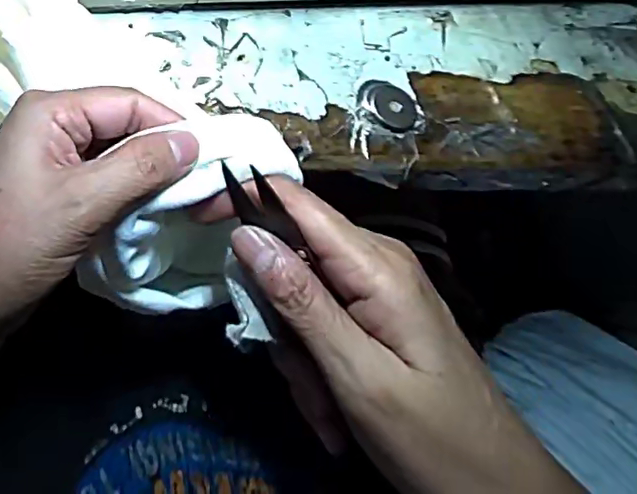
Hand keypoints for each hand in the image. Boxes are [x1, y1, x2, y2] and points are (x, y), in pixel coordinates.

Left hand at [0, 87, 198, 362]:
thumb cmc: (14, 245)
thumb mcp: (82, 202)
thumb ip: (141, 165)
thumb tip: (193, 140)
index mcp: (50, 109)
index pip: (127, 101)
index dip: (170, 123)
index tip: (211, 154)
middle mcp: (51, 121)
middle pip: (122, 122)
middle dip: (161, 148)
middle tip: (201, 179)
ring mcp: (51, 154)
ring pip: (116, 150)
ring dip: (147, 170)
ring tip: (183, 195)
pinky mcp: (55, 185)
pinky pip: (103, 174)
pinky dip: (129, 187)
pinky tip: (151, 206)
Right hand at [205, 180, 581, 493]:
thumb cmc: (436, 439)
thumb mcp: (358, 376)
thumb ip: (299, 300)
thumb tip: (246, 233)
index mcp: (373, 262)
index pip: (294, 200)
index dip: (244, 196)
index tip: (200, 216)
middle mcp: (374, 260)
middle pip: (291, 255)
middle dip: (279, 318)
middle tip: (298, 376)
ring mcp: (377, 286)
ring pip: (301, 295)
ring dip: (299, 354)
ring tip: (326, 411)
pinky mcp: (377, 312)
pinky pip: (323, 318)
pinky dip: (316, 362)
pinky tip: (336, 410)